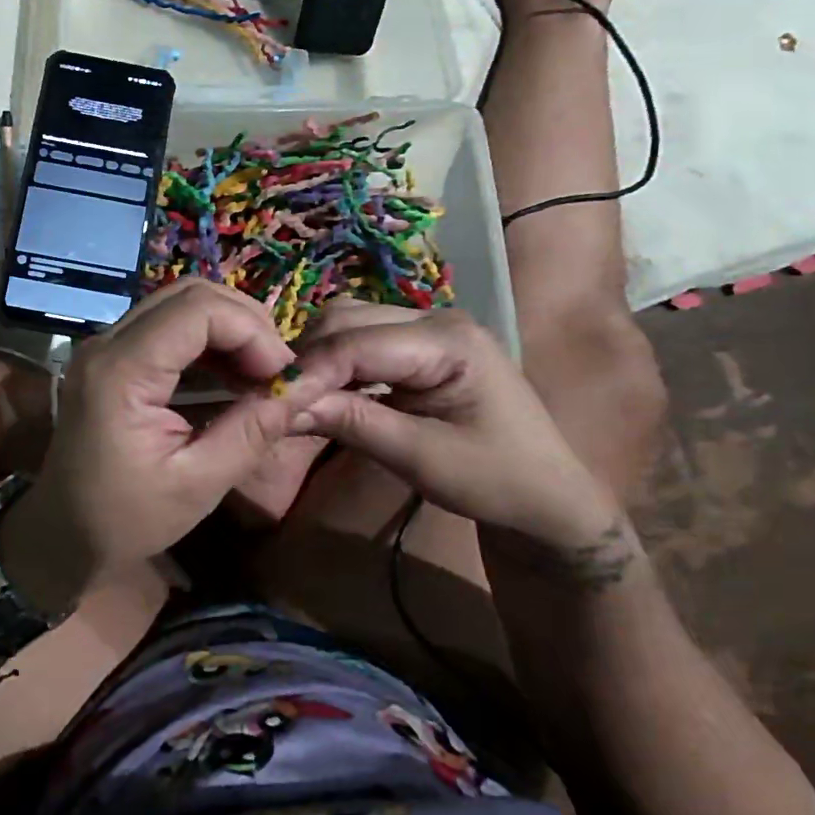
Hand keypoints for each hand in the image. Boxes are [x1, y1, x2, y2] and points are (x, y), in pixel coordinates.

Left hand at [0, 280, 336, 612]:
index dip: (252, 331)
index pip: (197, 309)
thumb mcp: (199, 484)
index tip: (283, 375)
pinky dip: (208, 339)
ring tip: (260, 374)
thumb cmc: (124, 519)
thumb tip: (307, 386)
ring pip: (179, 302)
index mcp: (120, 372)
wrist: (62, 531)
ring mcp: (105, 344)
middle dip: (245, 323)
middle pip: (189, 293)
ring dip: (229, 328)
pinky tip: (231, 374)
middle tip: (276, 371)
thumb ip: (253, 429)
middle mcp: (107, 343)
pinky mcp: (113, 354)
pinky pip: (167, 324)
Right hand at [292, 301, 622, 554]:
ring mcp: (425, 327)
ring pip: (346, 323)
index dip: (309, 370)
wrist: (546, 496)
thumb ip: (354, 423)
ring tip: (297, 398)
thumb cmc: (496, 481)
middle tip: (277, 400)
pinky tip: (322, 392)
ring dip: (317, 357)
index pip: (358, 342)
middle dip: (308, 358)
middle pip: (347, 319)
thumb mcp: (422, 459)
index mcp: (450, 341)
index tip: (267, 400)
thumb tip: (283, 405)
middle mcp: (434, 318)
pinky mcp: (414, 344)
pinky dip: (333, 362)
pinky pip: (358, 338)